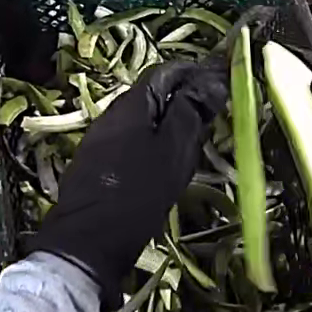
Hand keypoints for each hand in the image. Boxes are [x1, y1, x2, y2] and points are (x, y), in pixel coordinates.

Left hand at [31, 61, 226, 291]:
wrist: (88, 240)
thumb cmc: (138, 190)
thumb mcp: (174, 148)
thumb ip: (191, 110)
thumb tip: (212, 79)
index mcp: (132, 104)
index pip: (167, 71)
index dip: (196, 72)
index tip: (222, 82)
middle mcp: (113, 114)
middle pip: (155, 94)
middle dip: (186, 97)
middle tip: (214, 113)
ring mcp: (102, 138)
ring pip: (145, 118)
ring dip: (172, 121)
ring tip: (197, 138)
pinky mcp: (100, 162)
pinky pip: (134, 139)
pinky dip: (157, 140)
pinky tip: (168, 160)